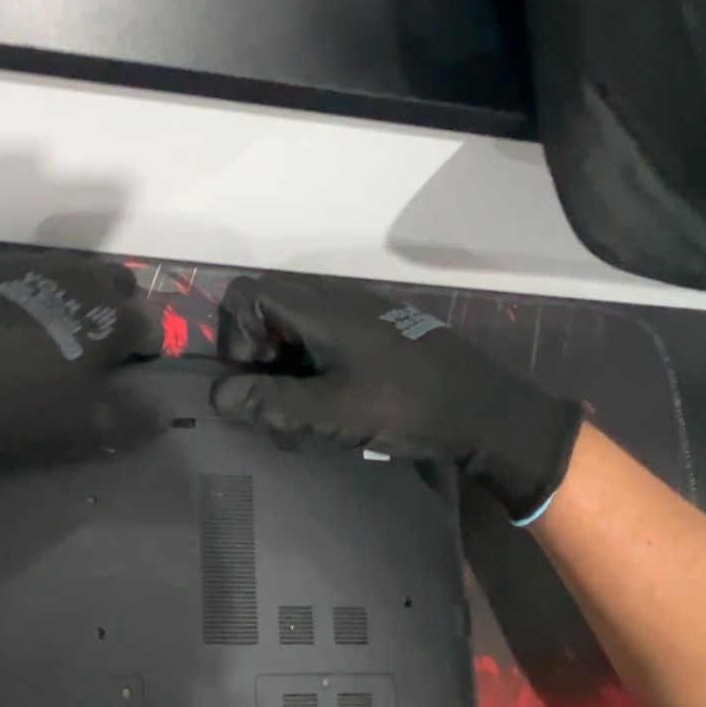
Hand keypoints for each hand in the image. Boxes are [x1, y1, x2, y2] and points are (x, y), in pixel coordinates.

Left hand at [0, 252, 160, 498]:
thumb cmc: (26, 408)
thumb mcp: (87, 427)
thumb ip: (133, 419)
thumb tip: (163, 411)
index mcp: (112, 317)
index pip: (147, 324)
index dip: (145, 345)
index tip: (134, 362)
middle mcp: (80, 279)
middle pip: (115, 282)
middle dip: (116, 305)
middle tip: (98, 338)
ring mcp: (33, 267)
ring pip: (70, 269)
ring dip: (75, 291)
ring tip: (57, 322)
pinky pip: (22, 272)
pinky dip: (29, 290)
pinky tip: (10, 315)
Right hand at [210, 275, 582, 522]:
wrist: (488, 410)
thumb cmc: (404, 407)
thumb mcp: (329, 412)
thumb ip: (269, 401)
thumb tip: (217, 395)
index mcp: (321, 309)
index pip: (248, 294)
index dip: (234, 333)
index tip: (251, 374)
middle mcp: (337, 298)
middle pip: (269, 302)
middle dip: (254, 345)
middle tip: (268, 389)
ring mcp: (361, 310)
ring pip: (297, 317)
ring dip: (281, 353)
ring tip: (295, 397)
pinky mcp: (379, 327)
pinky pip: (325, 328)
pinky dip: (308, 354)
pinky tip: (328, 391)